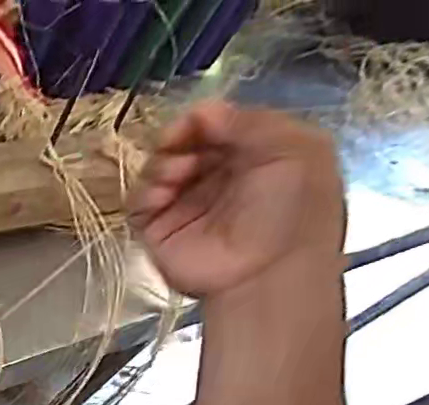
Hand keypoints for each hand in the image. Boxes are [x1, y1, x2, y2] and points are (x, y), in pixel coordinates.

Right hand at [128, 102, 345, 298]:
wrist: (266, 271)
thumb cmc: (291, 209)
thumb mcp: (292, 149)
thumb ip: (249, 122)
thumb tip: (201, 110)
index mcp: (247, 153)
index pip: (211, 125)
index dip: (199, 119)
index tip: (195, 123)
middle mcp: (212, 176)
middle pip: (179, 143)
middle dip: (176, 140)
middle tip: (182, 151)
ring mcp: (183, 204)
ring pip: (155, 169)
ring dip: (160, 165)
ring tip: (176, 178)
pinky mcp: (158, 232)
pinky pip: (137, 204)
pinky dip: (142, 193)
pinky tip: (159, 197)